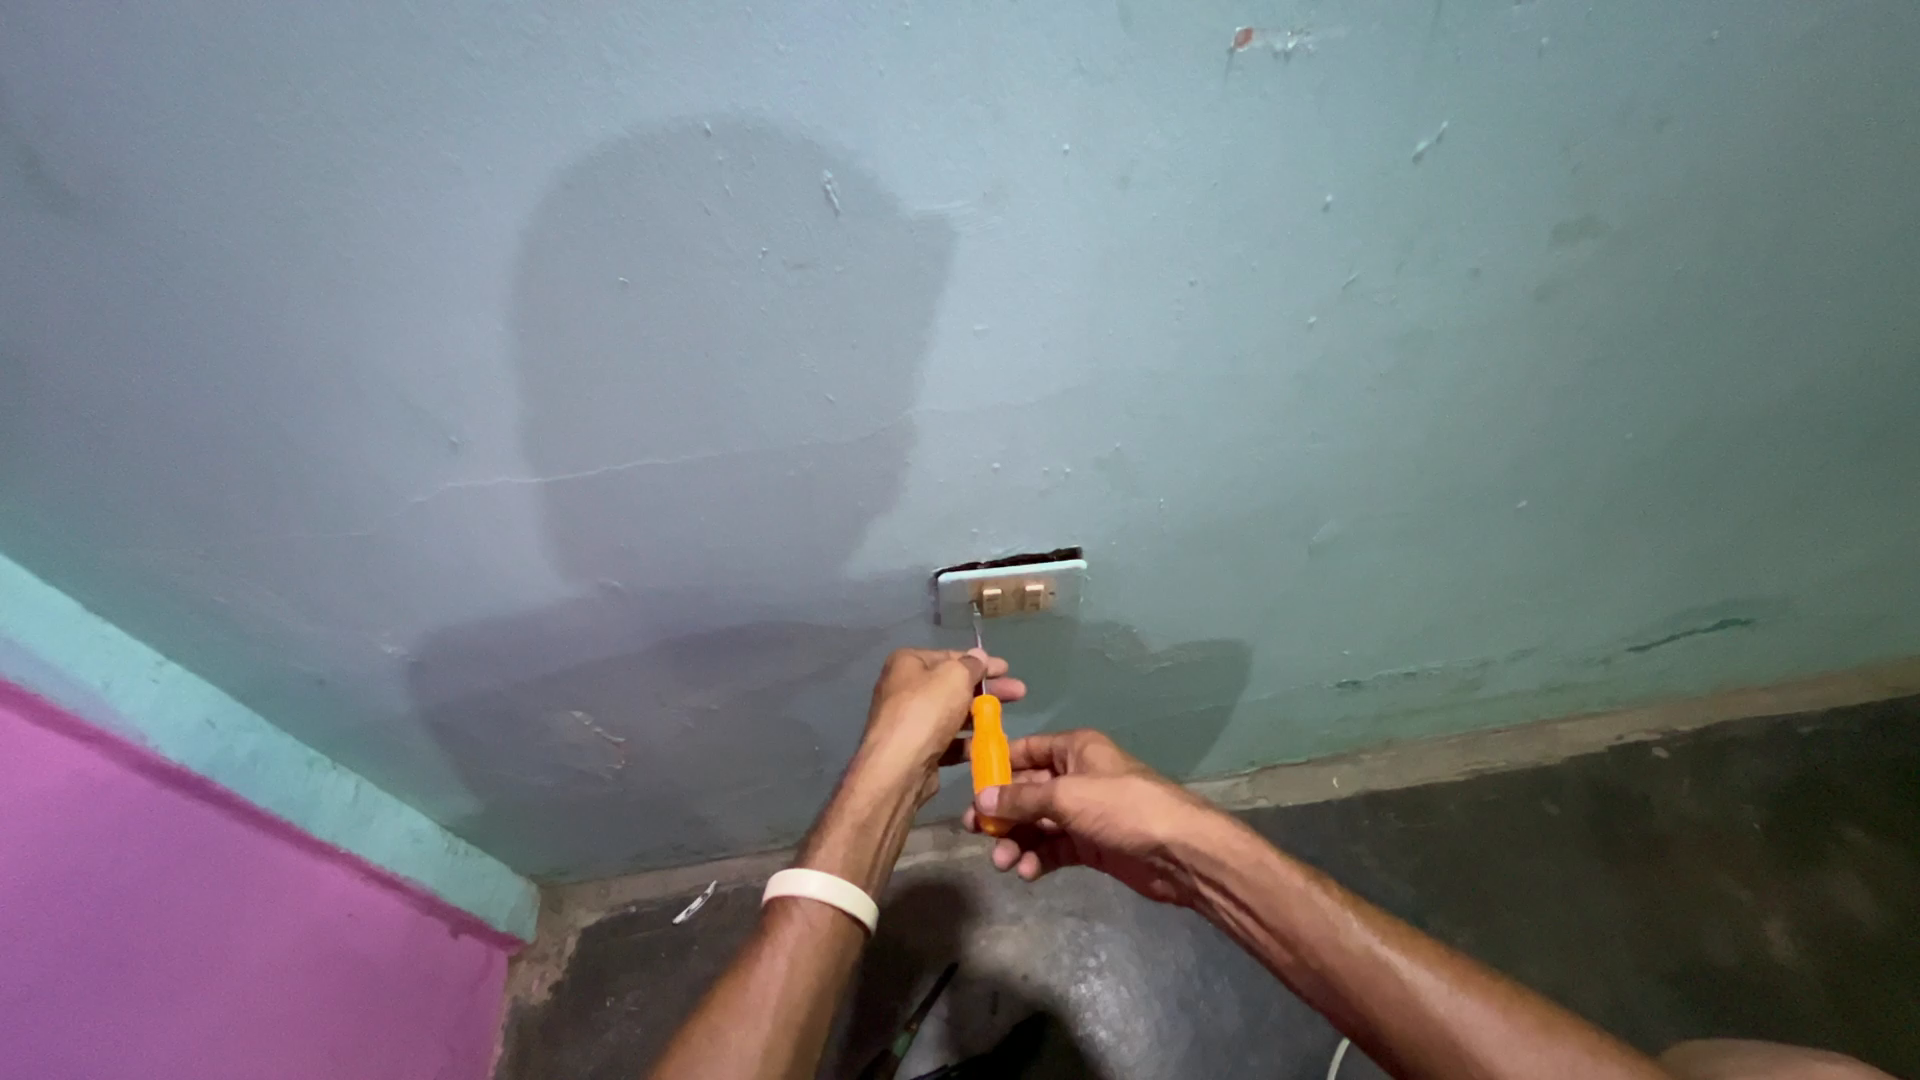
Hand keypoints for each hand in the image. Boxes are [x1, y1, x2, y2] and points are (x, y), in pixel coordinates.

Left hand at [855, 647, 1025, 802]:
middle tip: (1019, 693)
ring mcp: (910, 721)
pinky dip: (969, 740)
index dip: (981, 662)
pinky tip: (990, 743)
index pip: (950, 657)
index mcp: (908, 663)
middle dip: (987, 689)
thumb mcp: (955, 677)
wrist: (899, 767)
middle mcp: (905, 688)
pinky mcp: (917, 749)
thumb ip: (971, 665)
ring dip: (980, 715)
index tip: (1007, 669)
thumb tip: (977, 656)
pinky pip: (948, 740)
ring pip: (953, 713)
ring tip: (1005, 720)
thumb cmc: (927, 710)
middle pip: (953, 686)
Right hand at [963, 729, 1234, 906]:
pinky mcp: (1090, 844)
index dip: (998, 767)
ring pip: (1037, 823)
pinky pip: (1053, 848)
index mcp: (1074, 749)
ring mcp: (1083, 812)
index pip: (1026, 751)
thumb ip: (1021, 798)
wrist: (1178, 852)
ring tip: (1003, 863)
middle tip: (975, 832)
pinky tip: (1027, 872)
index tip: (970, 788)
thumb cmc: (1122, 807)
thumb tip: (980, 798)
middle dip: (1002, 811)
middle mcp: (1076, 776)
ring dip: (1016, 840)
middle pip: (1027, 791)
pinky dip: (1037, 858)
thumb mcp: (1067, 796)